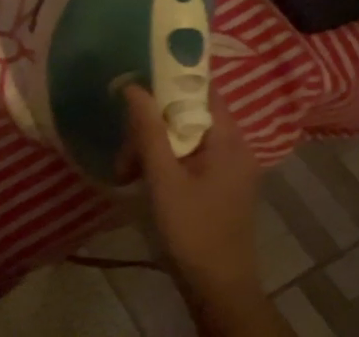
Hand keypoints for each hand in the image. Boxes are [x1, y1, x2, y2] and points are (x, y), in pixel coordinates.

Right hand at [122, 85, 265, 309]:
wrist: (217, 287)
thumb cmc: (193, 229)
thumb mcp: (163, 177)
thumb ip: (148, 129)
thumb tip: (133, 84)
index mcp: (230, 142)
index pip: (203, 90)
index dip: (172, 76)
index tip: (137, 72)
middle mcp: (233, 149)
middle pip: (187, 113)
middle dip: (150, 120)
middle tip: (124, 142)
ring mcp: (225, 167)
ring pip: (181, 134)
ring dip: (149, 143)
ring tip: (125, 167)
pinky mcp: (214, 183)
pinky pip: (184, 154)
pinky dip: (159, 158)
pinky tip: (137, 175)